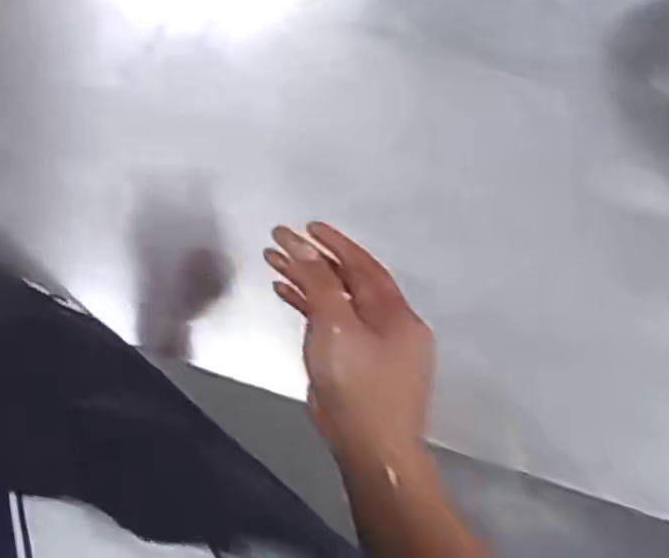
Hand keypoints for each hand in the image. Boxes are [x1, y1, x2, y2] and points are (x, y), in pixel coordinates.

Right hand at [266, 223, 434, 471]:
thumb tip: (299, 242)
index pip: (365, 267)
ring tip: (272, 258)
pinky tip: (284, 291)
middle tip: (281, 237)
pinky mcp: (355, 358)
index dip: (336, 243)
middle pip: (349, 280)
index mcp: (397, 315)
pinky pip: (330, 317)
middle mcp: (391, 325)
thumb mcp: (334, 322)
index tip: (307, 225)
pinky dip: (307, 300)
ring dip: (306, 277)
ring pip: (337, 298)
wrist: (369, 443)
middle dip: (314, 257)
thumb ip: (317, 279)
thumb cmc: (356, 379)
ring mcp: (374, 344)